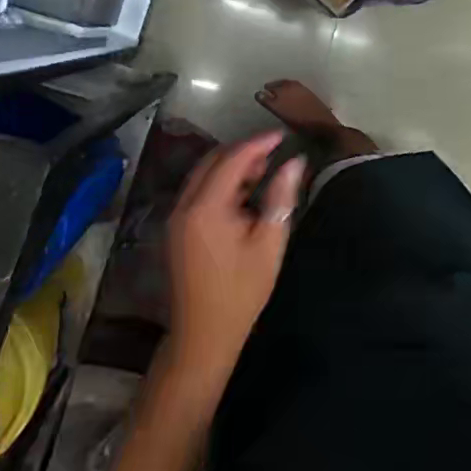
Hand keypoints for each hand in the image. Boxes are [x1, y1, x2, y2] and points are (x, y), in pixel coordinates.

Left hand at [164, 130, 306, 378]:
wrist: (203, 336)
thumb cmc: (241, 292)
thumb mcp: (269, 243)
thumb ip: (281, 197)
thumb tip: (295, 162)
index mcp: (205, 208)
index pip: (232, 159)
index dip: (259, 143)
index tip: (283, 135)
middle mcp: (184, 205)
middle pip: (212, 161)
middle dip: (244, 151)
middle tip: (275, 154)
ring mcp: (175, 217)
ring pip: (202, 175)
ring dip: (231, 167)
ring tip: (263, 173)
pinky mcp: (176, 229)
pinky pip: (197, 191)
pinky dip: (220, 183)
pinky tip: (242, 196)